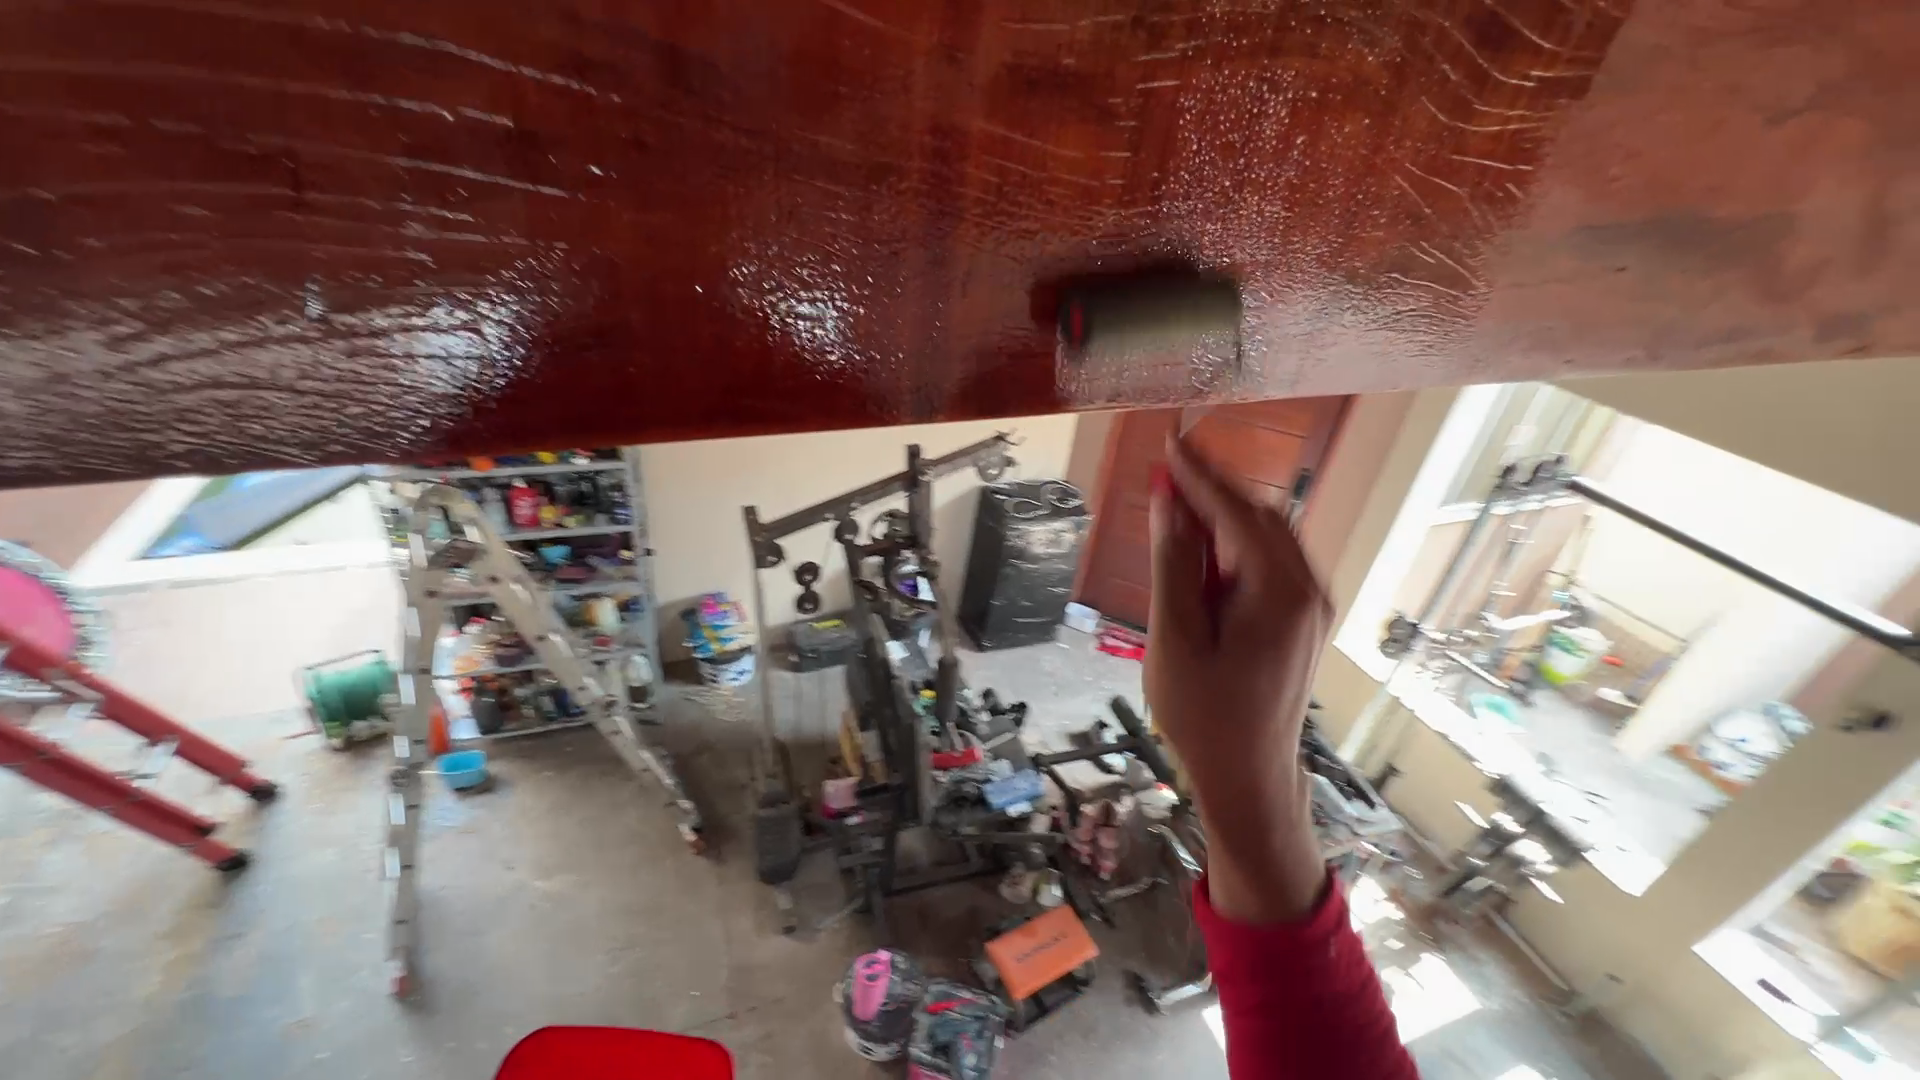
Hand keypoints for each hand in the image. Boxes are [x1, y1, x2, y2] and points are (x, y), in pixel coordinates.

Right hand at [1146, 435, 1332, 922]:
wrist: (1248, 777)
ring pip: (1268, 537)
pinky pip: (1271, 563)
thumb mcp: (1174, 638)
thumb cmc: (1203, 716)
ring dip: (1223, 518)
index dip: (1199, 476)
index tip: (1168, 444)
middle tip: (1165, 476)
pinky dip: (1236, 547)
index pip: (1237, 512)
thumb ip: (1173, 564)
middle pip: (1261, 516)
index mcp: (1280, 592)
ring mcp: (1312, 606)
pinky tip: (1203, 555)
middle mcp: (1309, 590)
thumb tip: (1166, 503)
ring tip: (1176, 510)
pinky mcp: (1303, 621)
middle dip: (1213, 491)